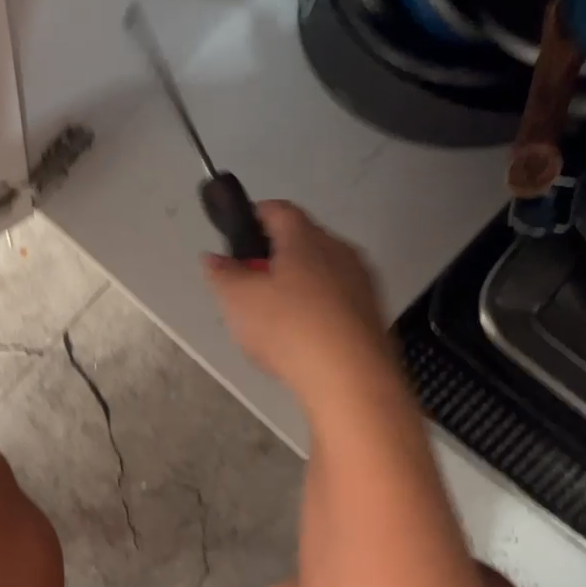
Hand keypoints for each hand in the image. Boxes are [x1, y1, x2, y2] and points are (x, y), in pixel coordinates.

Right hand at [203, 202, 402, 406]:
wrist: (350, 377)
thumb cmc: (287, 327)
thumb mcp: (238, 300)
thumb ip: (223, 274)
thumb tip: (214, 258)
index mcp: (306, 238)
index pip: (279, 210)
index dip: (254, 215)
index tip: (236, 233)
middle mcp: (339, 250)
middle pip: (302, 240)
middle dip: (274, 254)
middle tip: (249, 281)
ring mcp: (361, 280)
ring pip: (321, 270)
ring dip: (296, 281)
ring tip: (272, 314)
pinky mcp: (371, 312)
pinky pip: (335, 297)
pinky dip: (315, 305)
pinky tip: (300, 334)